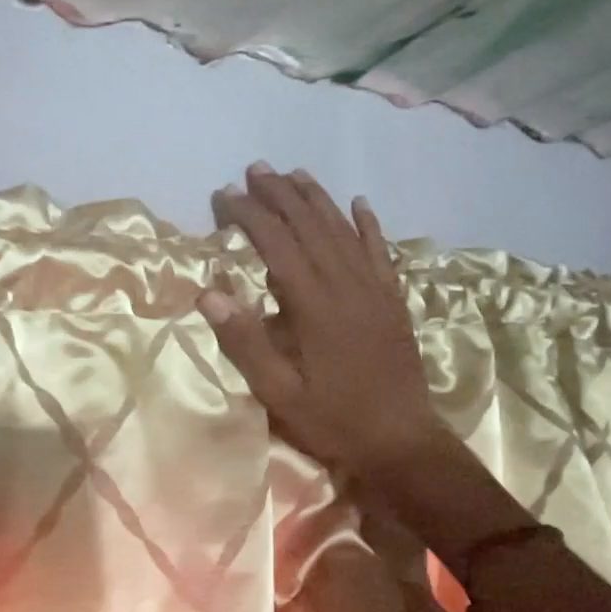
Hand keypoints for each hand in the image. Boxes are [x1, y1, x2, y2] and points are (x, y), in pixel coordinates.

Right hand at [199, 162, 443, 476]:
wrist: (403, 442)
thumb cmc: (333, 419)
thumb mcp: (278, 393)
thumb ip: (244, 342)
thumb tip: (207, 294)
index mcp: (313, 304)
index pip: (276, 243)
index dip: (249, 214)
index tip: (225, 195)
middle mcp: (344, 284)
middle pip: (309, 225)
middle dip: (280, 194)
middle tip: (255, 169)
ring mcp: (373, 289)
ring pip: (343, 230)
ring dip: (317, 198)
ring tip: (295, 173)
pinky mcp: (393, 299)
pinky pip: (379, 251)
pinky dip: (368, 224)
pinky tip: (360, 203)